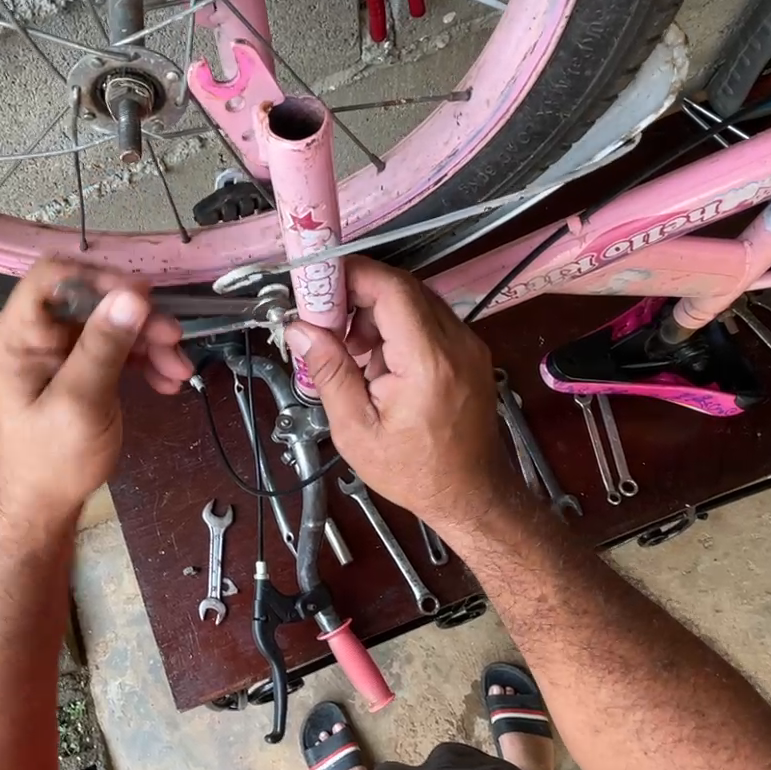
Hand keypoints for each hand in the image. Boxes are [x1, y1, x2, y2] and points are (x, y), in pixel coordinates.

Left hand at [0, 259, 193, 527]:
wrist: (45, 509)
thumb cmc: (52, 462)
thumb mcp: (81, 402)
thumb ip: (103, 346)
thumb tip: (132, 295)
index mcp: (20, 338)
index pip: (52, 277)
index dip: (98, 278)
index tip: (142, 297)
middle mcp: (37, 339)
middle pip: (90, 302)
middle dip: (136, 319)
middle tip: (174, 339)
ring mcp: (59, 356)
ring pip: (110, 326)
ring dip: (148, 342)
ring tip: (179, 370)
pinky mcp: (80, 373)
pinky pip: (115, 352)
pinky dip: (144, 361)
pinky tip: (168, 381)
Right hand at [282, 256, 520, 534]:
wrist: (469, 494)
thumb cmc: (414, 472)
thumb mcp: (356, 430)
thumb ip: (329, 373)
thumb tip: (301, 329)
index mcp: (428, 363)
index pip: (392, 289)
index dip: (352, 275)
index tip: (318, 282)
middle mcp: (456, 344)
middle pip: (402, 289)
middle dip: (358, 295)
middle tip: (324, 319)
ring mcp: (468, 345)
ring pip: (414, 301)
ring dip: (376, 313)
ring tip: (350, 351)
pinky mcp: (469, 352)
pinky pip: (428, 320)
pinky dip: (396, 328)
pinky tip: (377, 361)